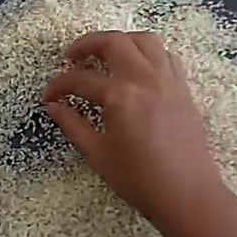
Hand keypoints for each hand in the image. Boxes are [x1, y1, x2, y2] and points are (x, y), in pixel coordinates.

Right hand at [42, 31, 233, 234]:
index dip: (59, 85)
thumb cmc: (139, 180)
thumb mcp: (98, 154)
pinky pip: (166, 56)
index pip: (81, 80)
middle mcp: (146, 80)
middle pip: (114, 42)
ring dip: (120, 41)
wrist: (187, 196)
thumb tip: (54, 106)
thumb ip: (73, 124)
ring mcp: (169, 81)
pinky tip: (136, 68)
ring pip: (144, 40)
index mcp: (121, 96)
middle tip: (71, 57)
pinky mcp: (183, 90)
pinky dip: (147, 53)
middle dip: (87, 44)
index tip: (49, 96)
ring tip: (105, 55)